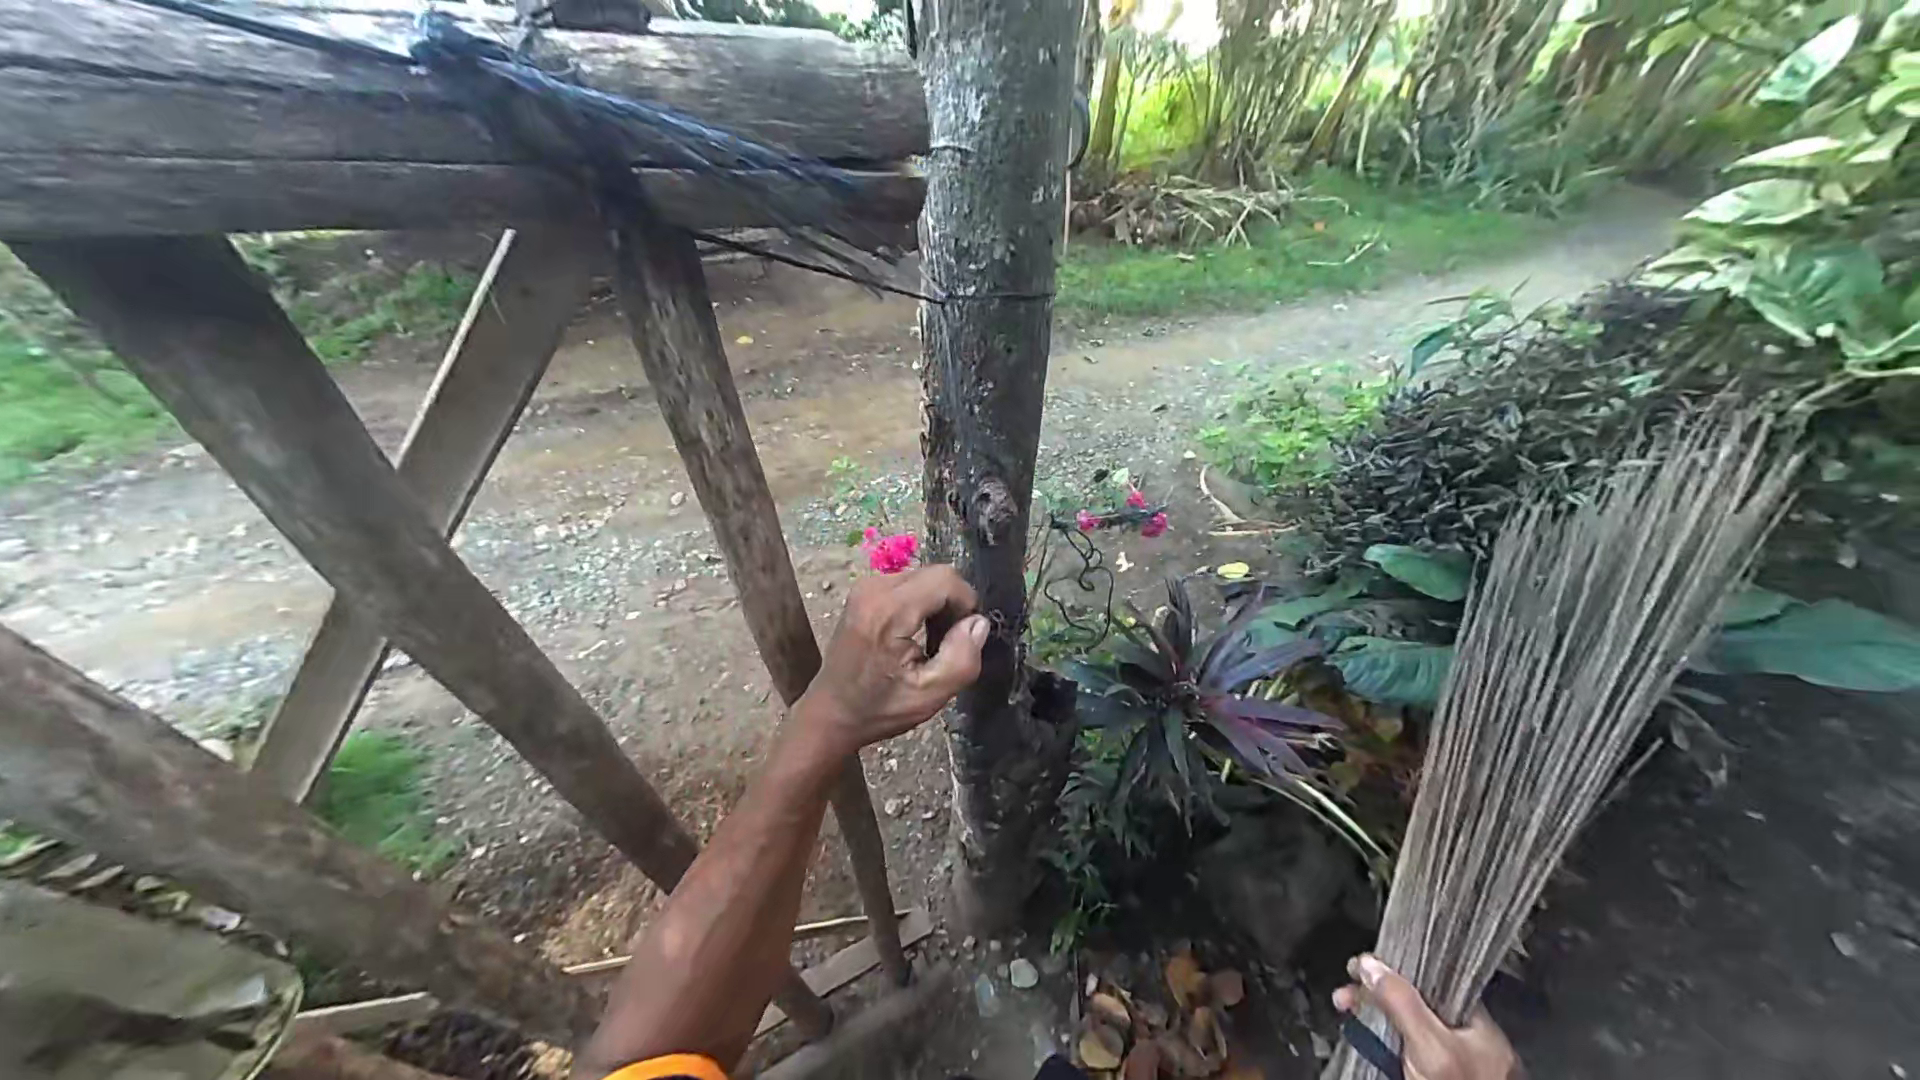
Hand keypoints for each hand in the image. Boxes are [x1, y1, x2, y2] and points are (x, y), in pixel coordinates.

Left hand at [791, 565, 987, 758]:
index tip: (961, 639)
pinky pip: (910, 583)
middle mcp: (874, 588)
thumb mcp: (930, 696)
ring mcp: (867, 586)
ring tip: (931, 642)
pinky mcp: (865, 591)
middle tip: (947, 644)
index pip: (946, 580)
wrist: (831, 712)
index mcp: (888, 611)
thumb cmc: (879, 708)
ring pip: (926, 577)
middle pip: (937, 574)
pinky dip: (923, 603)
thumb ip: (963, 658)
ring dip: (939, 605)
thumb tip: (979, 623)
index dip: (965, 604)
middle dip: (953, 605)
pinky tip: (915, 634)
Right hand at [1333, 954, 1520, 1079]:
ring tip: (1342, 1006)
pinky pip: (1399, 1046)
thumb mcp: (1430, 1047)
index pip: (1435, 981)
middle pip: (1414, 1000)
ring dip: (1370, 1011)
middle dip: (1375, 990)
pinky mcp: (1429, 1078)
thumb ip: (1401, 1001)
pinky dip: (1376, 1035)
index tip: (1365, 965)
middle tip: (1347, 990)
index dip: (1398, 968)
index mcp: (1480, 1030)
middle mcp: (1466, 1043)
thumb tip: (1368, 963)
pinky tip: (1358, 1032)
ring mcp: (1448, 1064)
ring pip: (1403, 1023)